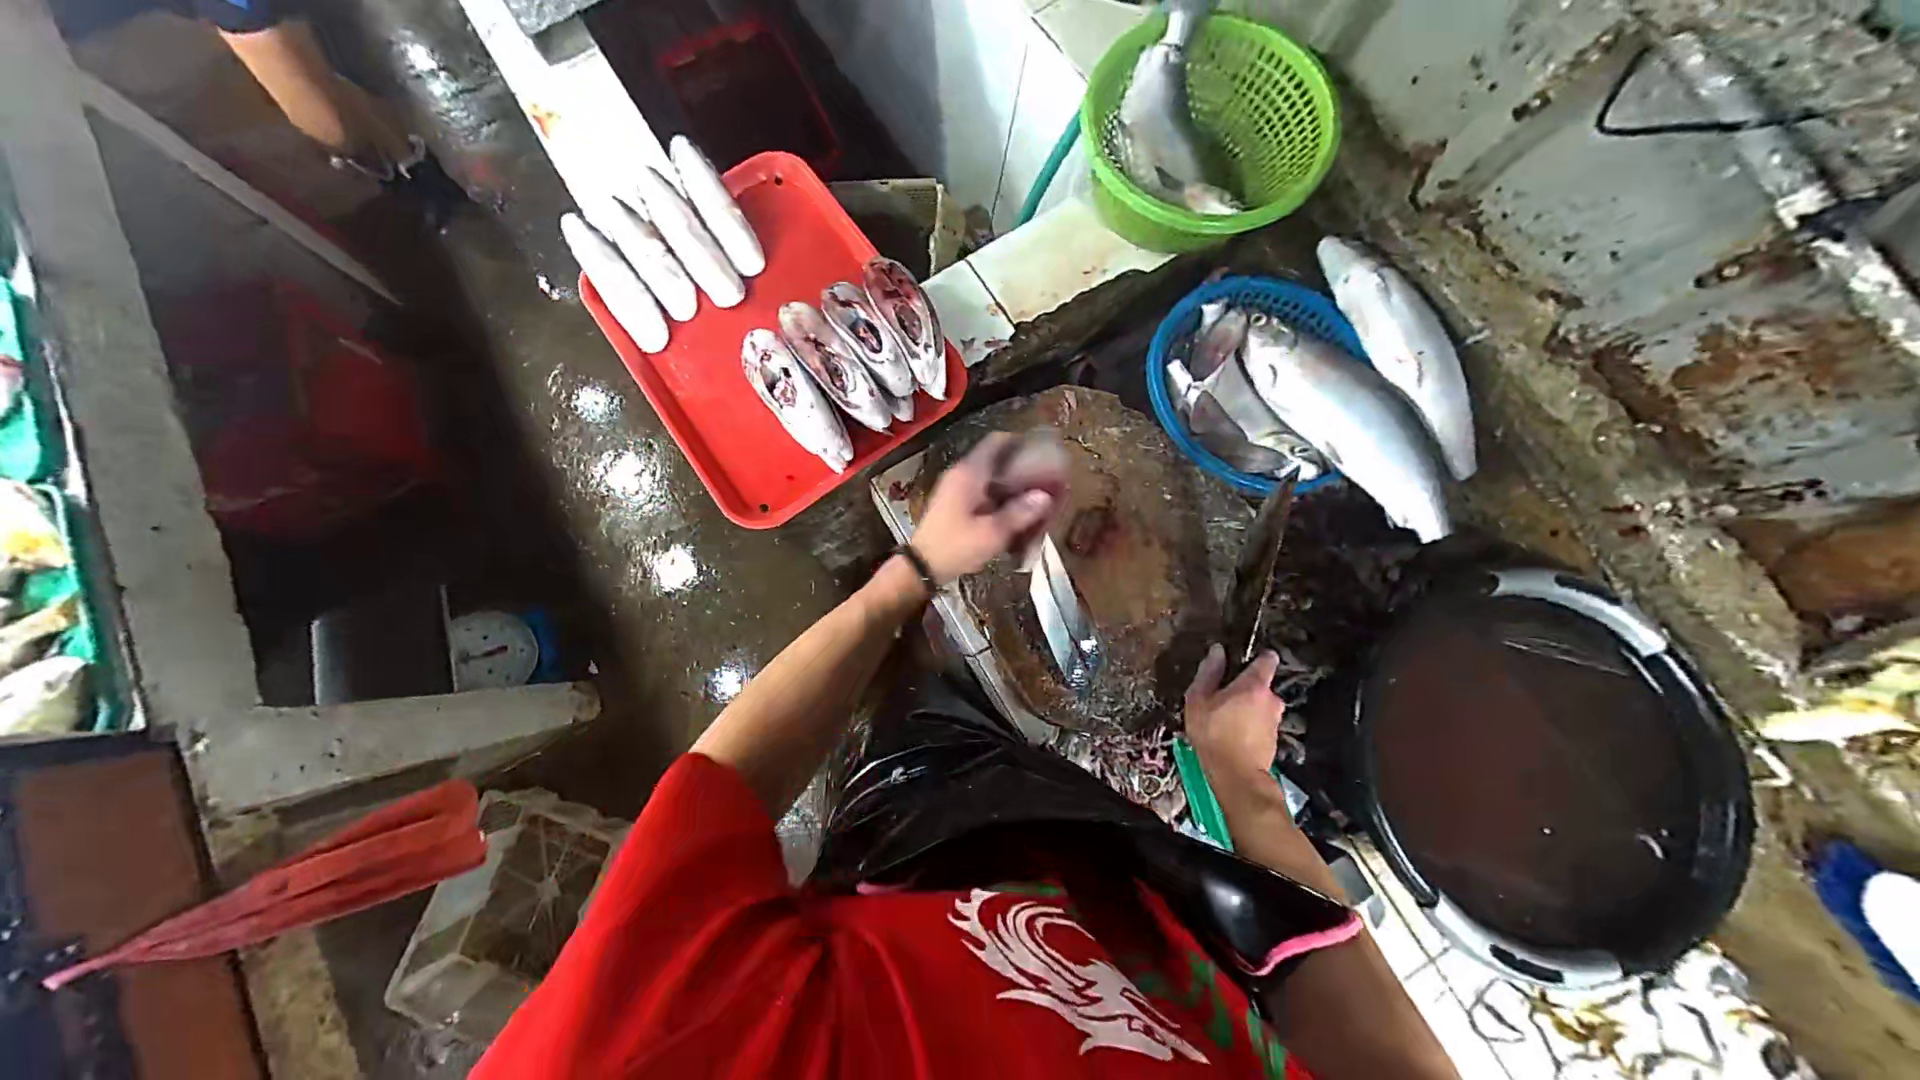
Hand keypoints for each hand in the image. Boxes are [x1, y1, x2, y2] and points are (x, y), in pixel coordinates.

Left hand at [912, 432, 1067, 583]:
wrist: (922, 566)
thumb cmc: (957, 546)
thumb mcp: (993, 533)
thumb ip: (1020, 512)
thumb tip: (1046, 496)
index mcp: (970, 473)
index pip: (997, 441)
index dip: (1021, 442)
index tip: (1042, 451)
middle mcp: (961, 474)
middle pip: (996, 459)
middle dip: (1020, 467)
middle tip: (1045, 478)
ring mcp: (955, 487)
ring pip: (990, 476)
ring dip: (1010, 483)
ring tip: (1034, 495)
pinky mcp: (954, 502)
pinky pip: (982, 490)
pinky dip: (998, 495)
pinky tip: (1013, 510)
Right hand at [1184, 644, 1284, 787]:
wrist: (1236, 775)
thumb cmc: (1213, 733)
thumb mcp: (1199, 699)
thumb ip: (1209, 672)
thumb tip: (1217, 651)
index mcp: (1255, 685)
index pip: (1267, 660)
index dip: (1259, 657)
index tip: (1244, 660)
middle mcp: (1271, 700)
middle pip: (1261, 685)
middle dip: (1246, 688)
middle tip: (1222, 698)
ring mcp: (1275, 720)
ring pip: (1261, 706)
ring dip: (1248, 708)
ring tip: (1225, 719)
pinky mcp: (1274, 739)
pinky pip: (1261, 723)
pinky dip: (1250, 724)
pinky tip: (1232, 734)